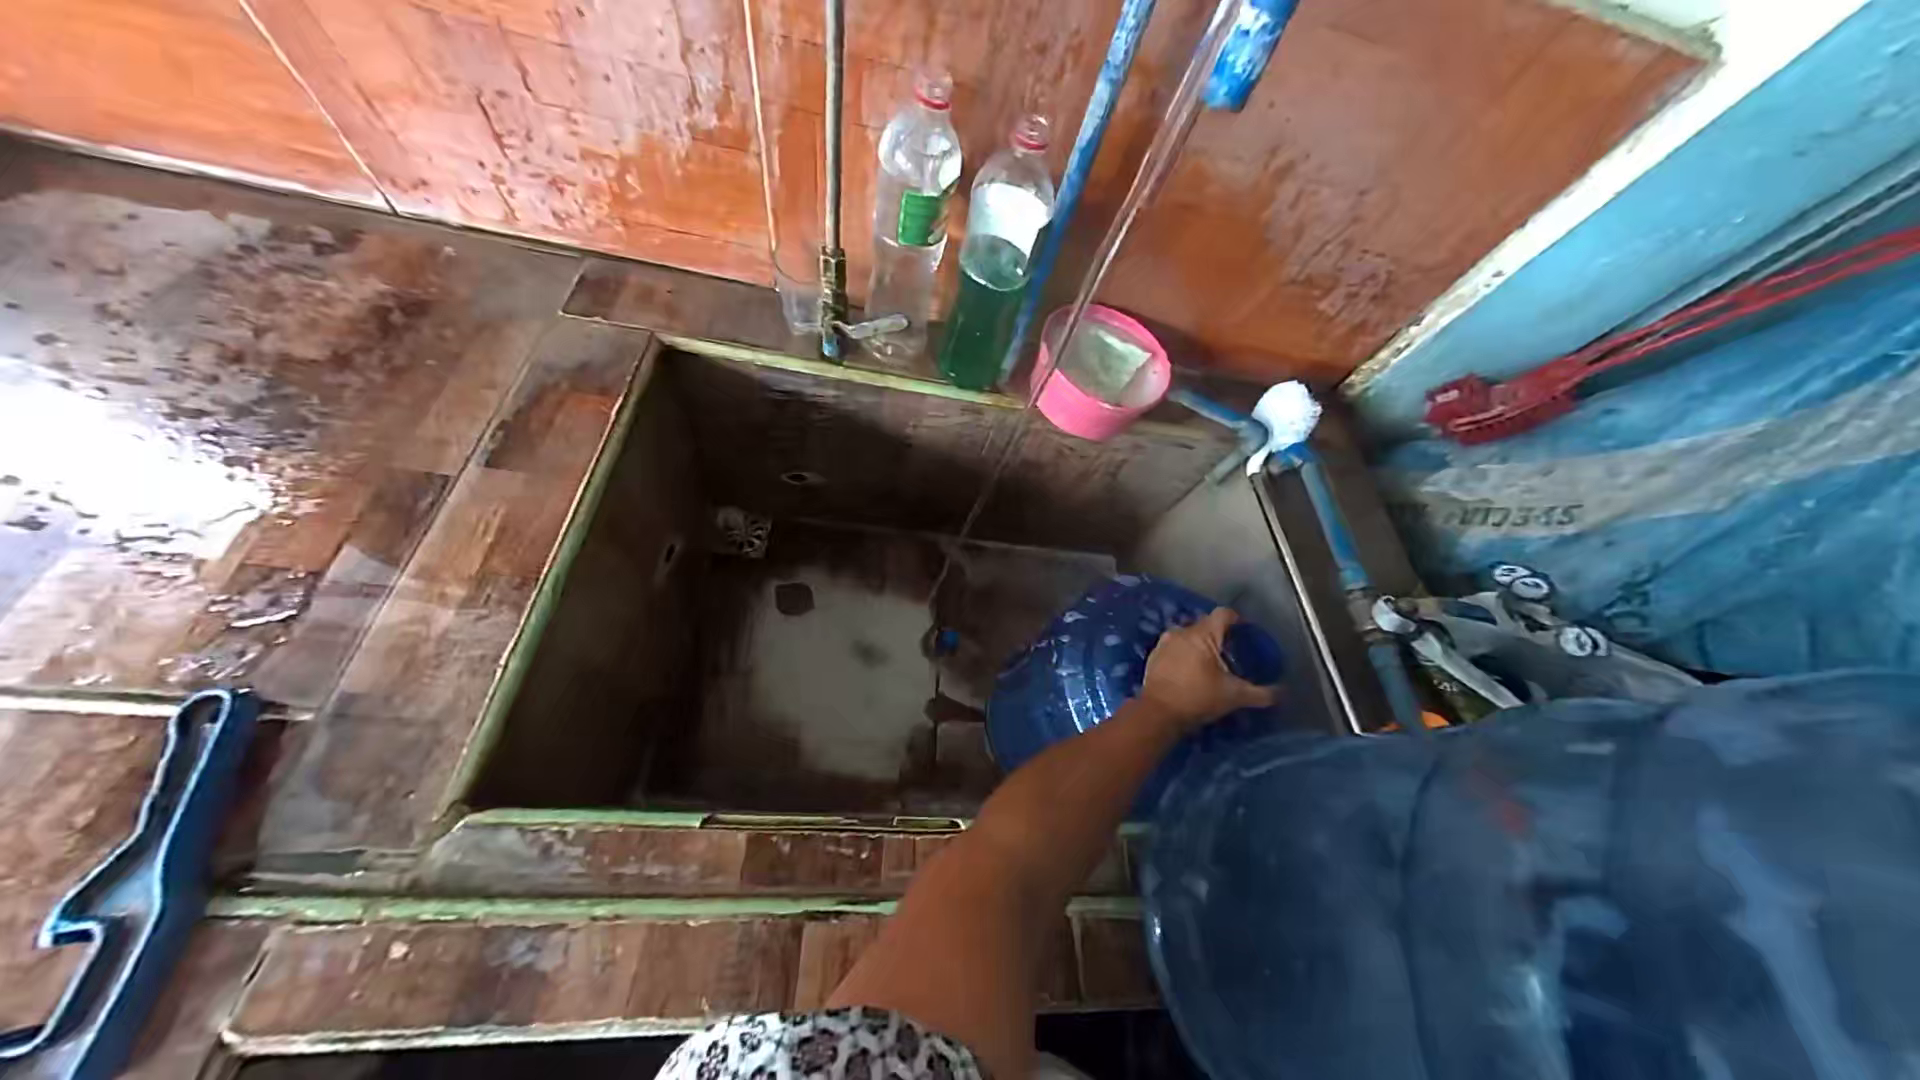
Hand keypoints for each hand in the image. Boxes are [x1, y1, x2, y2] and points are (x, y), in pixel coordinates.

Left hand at [1138, 607, 1276, 731]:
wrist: (1158, 712)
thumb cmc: (1199, 698)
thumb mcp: (1235, 696)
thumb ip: (1261, 693)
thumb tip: (1281, 693)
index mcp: (1202, 634)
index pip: (1223, 614)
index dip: (1236, 619)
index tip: (1244, 630)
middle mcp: (1181, 632)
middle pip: (1204, 625)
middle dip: (1218, 635)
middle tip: (1231, 652)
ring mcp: (1164, 643)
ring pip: (1187, 636)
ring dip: (1199, 645)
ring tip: (1211, 662)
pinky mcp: (1153, 656)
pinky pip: (1174, 647)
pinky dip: (1184, 654)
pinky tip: (1190, 670)